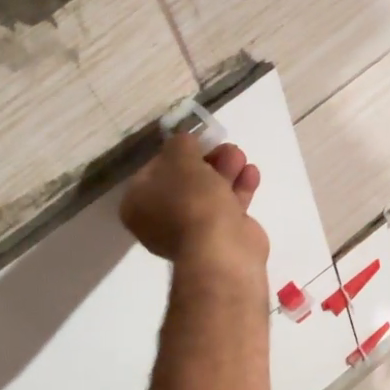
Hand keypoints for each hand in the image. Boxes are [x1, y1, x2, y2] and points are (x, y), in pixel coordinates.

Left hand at [120, 134, 268, 264]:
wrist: (222, 248)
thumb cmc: (191, 200)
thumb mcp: (181, 157)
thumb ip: (181, 144)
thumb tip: (186, 143)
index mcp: (138, 205)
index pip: (154, 170)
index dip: (177, 152)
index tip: (197, 140)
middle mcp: (161, 221)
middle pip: (185, 182)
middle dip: (208, 161)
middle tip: (227, 146)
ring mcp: (193, 233)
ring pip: (209, 194)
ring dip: (227, 172)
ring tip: (241, 156)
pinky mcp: (221, 239)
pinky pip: (228, 209)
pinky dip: (240, 190)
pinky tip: (252, 173)